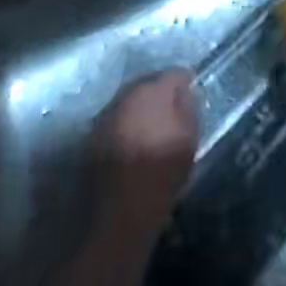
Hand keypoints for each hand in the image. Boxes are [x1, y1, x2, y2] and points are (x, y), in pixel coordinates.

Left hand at [92, 69, 198, 224]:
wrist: (119, 212)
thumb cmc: (162, 174)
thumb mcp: (189, 140)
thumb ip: (188, 108)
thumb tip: (185, 90)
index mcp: (153, 93)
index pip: (173, 73)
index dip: (185, 79)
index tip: (193, 86)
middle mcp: (126, 96)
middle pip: (147, 81)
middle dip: (161, 88)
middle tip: (174, 101)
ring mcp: (106, 114)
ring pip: (129, 97)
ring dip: (141, 103)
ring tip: (154, 119)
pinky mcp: (93, 134)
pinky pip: (116, 116)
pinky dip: (127, 120)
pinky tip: (135, 135)